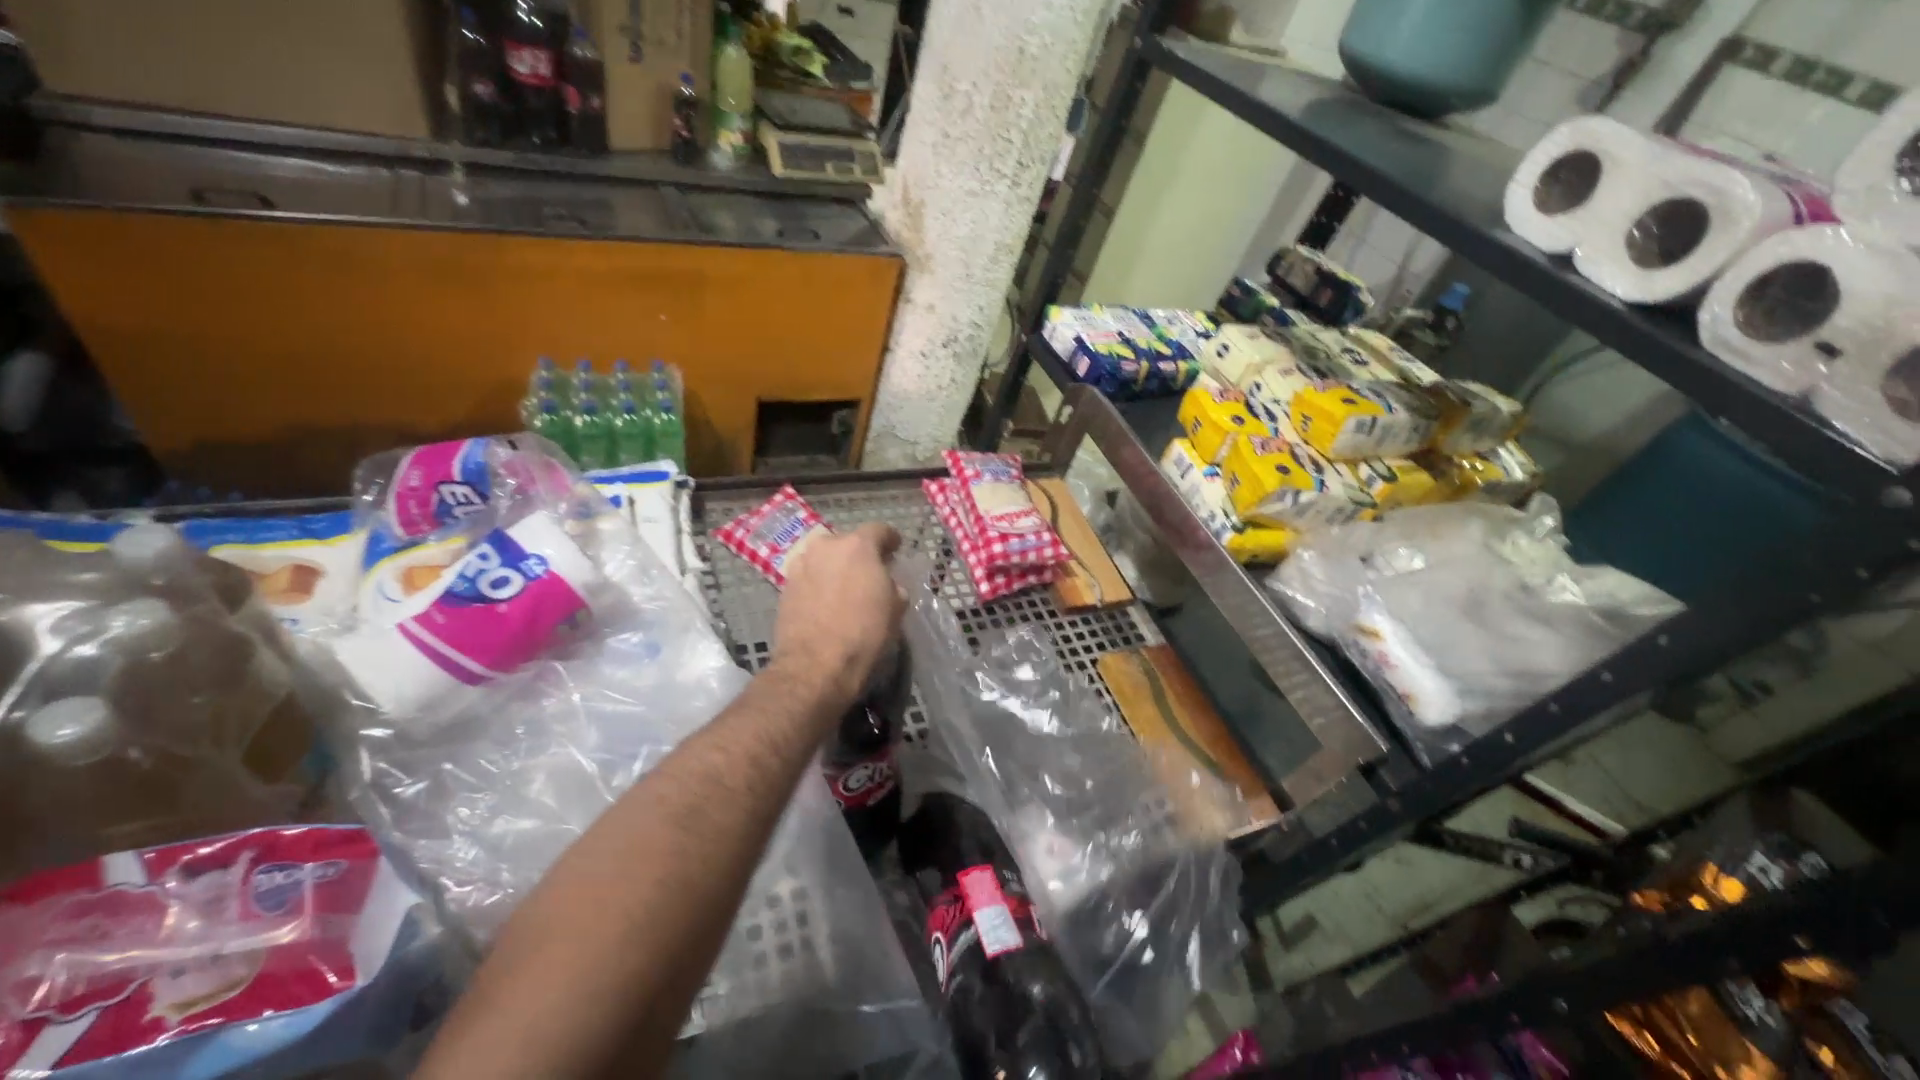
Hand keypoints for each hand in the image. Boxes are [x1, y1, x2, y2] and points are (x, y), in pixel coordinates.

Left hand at [769, 523, 904, 710]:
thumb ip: (893, 587)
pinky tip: (825, 603)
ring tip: (843, 589)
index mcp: (858, 546)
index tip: (895, 550)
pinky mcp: (784, 586)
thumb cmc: (864, 634)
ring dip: (834, 568)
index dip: (890, 540)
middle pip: (847, 543)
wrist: (814, 665)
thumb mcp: (895, 610)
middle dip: (859, 555)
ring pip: (824, 558)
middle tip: (868, 575)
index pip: (879, 530)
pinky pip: (808, 577)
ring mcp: (801, 565)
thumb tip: (888, 585)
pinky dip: (818, 584)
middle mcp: (826, 546)